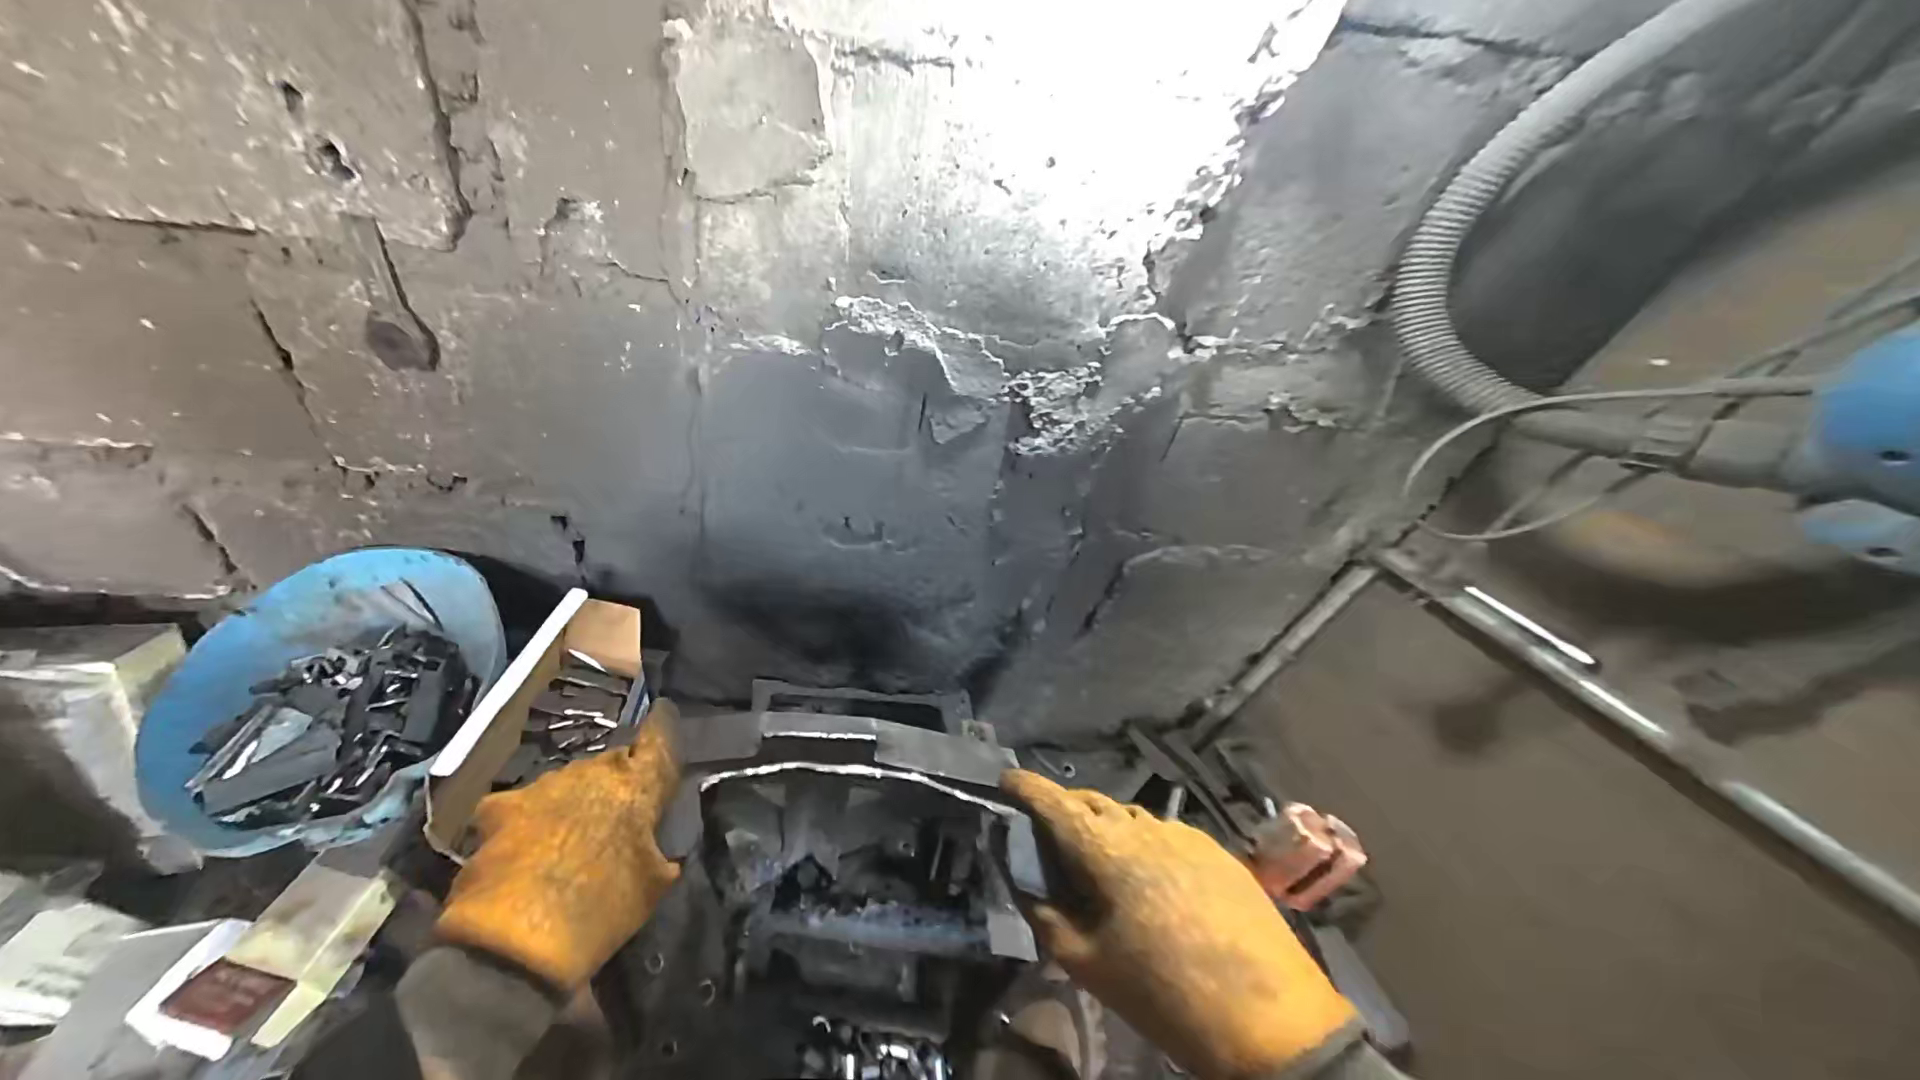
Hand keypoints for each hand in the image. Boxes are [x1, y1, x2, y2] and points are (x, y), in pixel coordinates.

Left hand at [436, 707, 681, 990]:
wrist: (515, 945)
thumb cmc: (603, 912)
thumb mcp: (655, 879)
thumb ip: (657, 844)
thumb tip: (654, 838)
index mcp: (638, 786)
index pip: (657, 740)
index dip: (662, 726)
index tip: (664, 712)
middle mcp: (592, 774)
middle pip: (610, 762)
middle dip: (616, 776)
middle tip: (618, 804)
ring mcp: (543, 788)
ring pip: (567, 779)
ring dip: (573, 796)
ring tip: (570, 829)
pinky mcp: (499, 809)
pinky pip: (522, 803)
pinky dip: (526, 816)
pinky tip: (522, 841)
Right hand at [1003, 769, 1357, 1079]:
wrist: (1272, 1020)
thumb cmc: (1166, 994)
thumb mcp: (1090, 965)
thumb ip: (1046, 915)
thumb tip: (1024, 882)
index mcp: (1107, 851)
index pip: (1055, 802)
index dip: (1026, 786)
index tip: (1006, 778)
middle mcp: (1144, 827)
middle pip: (1092, 801)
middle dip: (1064, 808)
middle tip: (1050, 834)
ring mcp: (1185, 834)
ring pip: (1129, 816)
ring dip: (1105, 827)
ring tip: (1102, 862)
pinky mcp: (1216, 849)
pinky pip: (1164, 833)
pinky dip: (1143, 842)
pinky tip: (1152, 879)